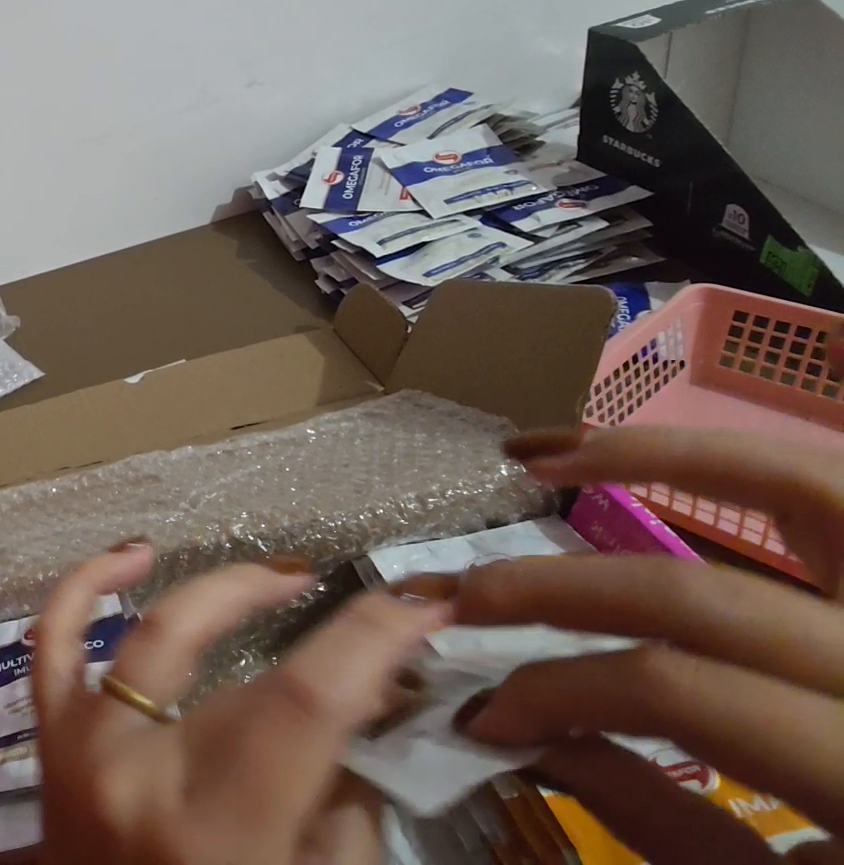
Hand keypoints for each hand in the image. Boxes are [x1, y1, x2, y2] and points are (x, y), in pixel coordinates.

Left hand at [35, 546, 450, 863]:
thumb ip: (339, 810)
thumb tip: (362, 705)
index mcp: (216, 833)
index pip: (300, 704)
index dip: (366, 640)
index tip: (414, 604)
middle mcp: (138, 776)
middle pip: (239, 681)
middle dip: (321, 642)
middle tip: (373, 615)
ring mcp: (80, 746)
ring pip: (149, 633)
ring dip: (220, 591)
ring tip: (277, 576)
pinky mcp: (46, 735)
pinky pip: (52, 639)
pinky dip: (84, 585)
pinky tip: (132, 554)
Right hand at [451, 425, 843, 863]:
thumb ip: (664, 822)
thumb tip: (523, 732)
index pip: (675, 693)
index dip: (557, 692)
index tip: (481, 716)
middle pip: (700, 596)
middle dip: (555, 588)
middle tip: (462, 595)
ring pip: (809, 486)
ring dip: (649, 456)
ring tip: (539, 455)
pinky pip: (831, 490)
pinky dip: (725, 454)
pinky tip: (634, 446)